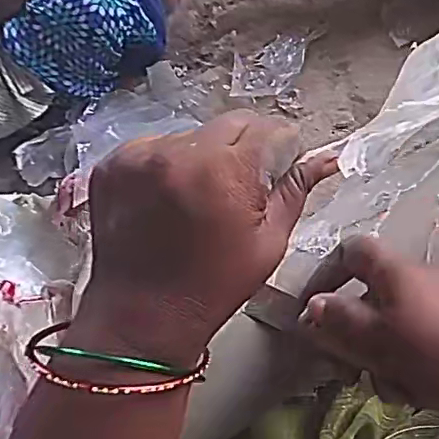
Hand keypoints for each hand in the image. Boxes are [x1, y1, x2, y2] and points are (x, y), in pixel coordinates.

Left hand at [74, 112, 337, 365]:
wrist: (142, 315)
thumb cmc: (213, 286)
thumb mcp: (268, 242)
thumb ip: (295, 191)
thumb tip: (325, 159)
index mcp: (223, 171)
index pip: (269, 129)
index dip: (283, 149)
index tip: (279, 170)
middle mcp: (177, 153)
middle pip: (232, 124)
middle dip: (246, 147)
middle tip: (242, 187)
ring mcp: (139, 156)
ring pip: (194, 133)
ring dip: (207, 155)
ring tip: (202, 198)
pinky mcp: (113, 164)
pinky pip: (157, 146)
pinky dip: (171, 163)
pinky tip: (172, 199)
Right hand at [296, 236, 438, 429]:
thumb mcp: (381, 341)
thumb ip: (342, 323)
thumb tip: (311, 307)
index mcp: (393, 272)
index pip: (350, 252)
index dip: (325, 274)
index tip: (312, 311)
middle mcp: (415, 280)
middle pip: (367, 300)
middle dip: (355, 339)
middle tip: (350, 371)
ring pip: (390, 331)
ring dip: (383, 360)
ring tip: (395, 387)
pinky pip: (418, 344)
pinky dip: (411, 367)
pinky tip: (420, 393)